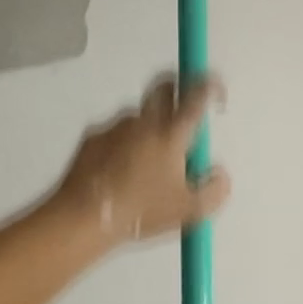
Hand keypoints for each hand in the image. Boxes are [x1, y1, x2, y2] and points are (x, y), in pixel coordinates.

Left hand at [54, 73, 230, 243]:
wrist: (83, 217)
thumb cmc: (140, 211)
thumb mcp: (189, 211)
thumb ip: (214, 190)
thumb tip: (219, 175)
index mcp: (171, 133)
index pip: (197, 94)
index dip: (212, 86)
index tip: (217, 93)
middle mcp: (143, 121)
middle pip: (164, 87)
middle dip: (179, 93)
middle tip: (185, 118)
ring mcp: (114, 126)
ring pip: (140, 117)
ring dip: (150, 131)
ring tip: (148, 168)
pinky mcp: (92, 137)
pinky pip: (117, 134)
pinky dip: (125, 146)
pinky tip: (122, 175)